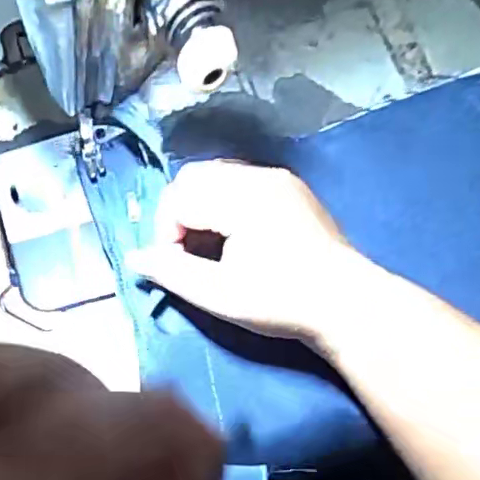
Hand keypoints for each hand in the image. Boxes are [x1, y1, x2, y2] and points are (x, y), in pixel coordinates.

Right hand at [126, 160, 379, 343]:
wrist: (344, 303)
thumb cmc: (280, 301)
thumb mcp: (219, 295)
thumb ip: (172, 273)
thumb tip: (135, 258)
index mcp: (241, 197)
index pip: (179, 197)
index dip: (166, 234)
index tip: (177, 267)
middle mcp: (259, 176)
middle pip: (195, 177)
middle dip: (180, 215)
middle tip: (188, 256)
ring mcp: (279, 180)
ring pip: (218, 178)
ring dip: (201, 209)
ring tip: (210, 250)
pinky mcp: (291, 191)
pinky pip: (242, 184)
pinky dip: (225, 205)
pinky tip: (235, 240)